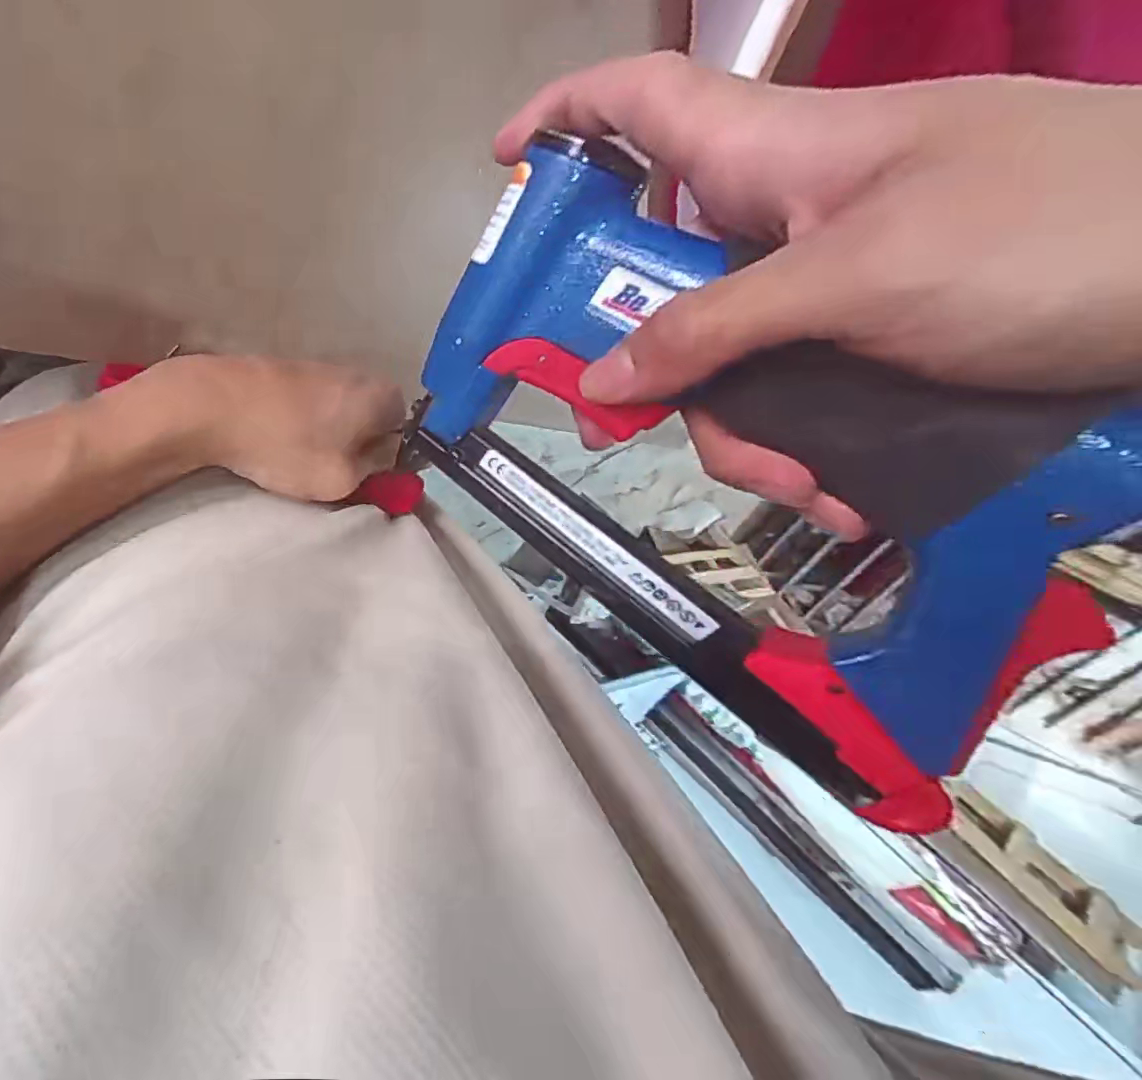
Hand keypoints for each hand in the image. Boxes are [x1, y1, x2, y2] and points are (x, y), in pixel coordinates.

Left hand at [131, 354, 406, 501]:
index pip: (403, 432)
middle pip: (365, 420)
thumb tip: (381, 463)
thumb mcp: (340, 479)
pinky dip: (291, 425)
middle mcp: (355, 372)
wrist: (213, 404)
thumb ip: (372, 474)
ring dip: (318, 437)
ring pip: (331, 413)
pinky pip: (299, 406)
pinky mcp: (279, 371)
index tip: (361, 481)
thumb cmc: (286, 445)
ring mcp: (314, 367)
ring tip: (291, 460)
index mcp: (380, 394)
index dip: (385, 461)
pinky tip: (269, 441)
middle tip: (325, 475)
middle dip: (350, 448)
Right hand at [495, 52, 1141, 537]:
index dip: (564, 118)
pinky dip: (785, 446)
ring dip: (726, 428)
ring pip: (702, 355)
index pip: (643, 105)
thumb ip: (711, 328)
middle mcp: (770, 219)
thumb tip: (596, 384)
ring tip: (790, 478)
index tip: (503, 161)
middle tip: (603, 417)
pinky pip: (766, 391)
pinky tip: (830, 486)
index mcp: (772, 157)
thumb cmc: (1067, 231)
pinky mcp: (840, 338)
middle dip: (620, 353)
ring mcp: (803, 284)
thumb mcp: (863, 279)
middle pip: (643, 276)